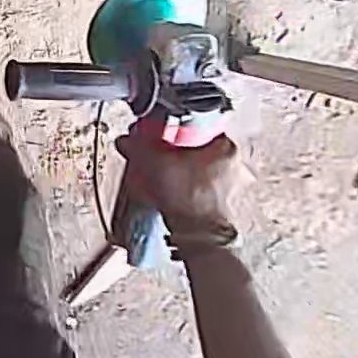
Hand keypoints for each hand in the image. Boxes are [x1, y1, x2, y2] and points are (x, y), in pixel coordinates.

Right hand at [114, 130, 240, 249]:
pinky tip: (164, 186)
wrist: (197, 233)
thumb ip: (137, 147)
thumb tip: (126, 140)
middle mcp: (231, 161)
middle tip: (152, 153)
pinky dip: (178, 180)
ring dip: (172, 165)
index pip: (192, 124)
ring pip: (191, 162)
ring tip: (155, 171)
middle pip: (191, 144)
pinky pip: (192, 179)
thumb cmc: (188, 198)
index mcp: (224, 145)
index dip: (168, 129)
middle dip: (168, 149)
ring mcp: (226, 180)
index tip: (155, 135)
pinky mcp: (216, 196)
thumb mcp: (155, 164)